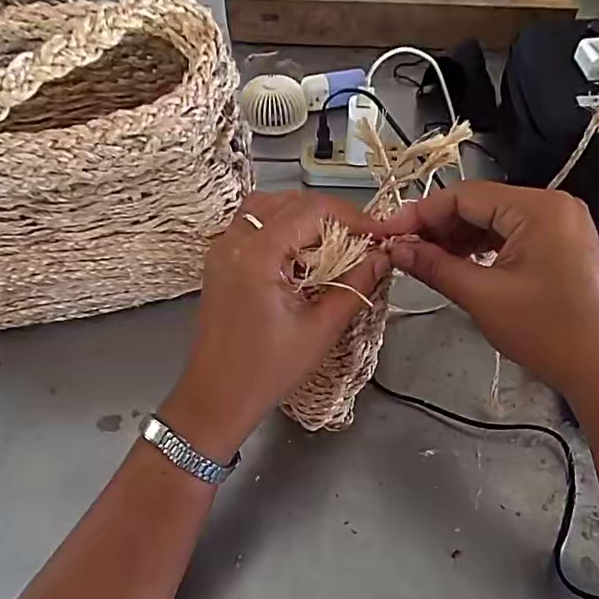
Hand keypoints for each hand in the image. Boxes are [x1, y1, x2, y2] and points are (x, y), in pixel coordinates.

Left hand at [159, 192, 388, 460]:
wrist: (217, 397)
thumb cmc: (265, 371)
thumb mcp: (320, 329)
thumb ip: (355, 286)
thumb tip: (381, 258)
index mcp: (257, 255)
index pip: (311, 210)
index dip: (351, 217)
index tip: (376, 235)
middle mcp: (233, 243)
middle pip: (288, 202)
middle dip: (329, 217)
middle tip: (359, 241)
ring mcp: (221, 252)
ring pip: (267, 209)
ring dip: (303, 220)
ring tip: (332, 248)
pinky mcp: (219, 264)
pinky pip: (252, 228)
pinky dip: (280, 232)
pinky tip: (301, 260)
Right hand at [370, 182, 598, 403]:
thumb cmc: (546, 330)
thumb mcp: (482, 296)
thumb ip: (435, 266)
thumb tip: (396, 249)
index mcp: (537, 208)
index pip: (464, 195)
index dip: (420, 213)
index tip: (387, 233)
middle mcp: (550, 205)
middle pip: (478, 203)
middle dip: (437, 226)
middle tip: (401, 250)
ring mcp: (558, 224)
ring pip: (492, 220)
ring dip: (456, 238)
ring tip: (423, 260)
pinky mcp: (558, 245)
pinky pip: (509, 235)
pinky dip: (479, 247)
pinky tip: (455, 264)